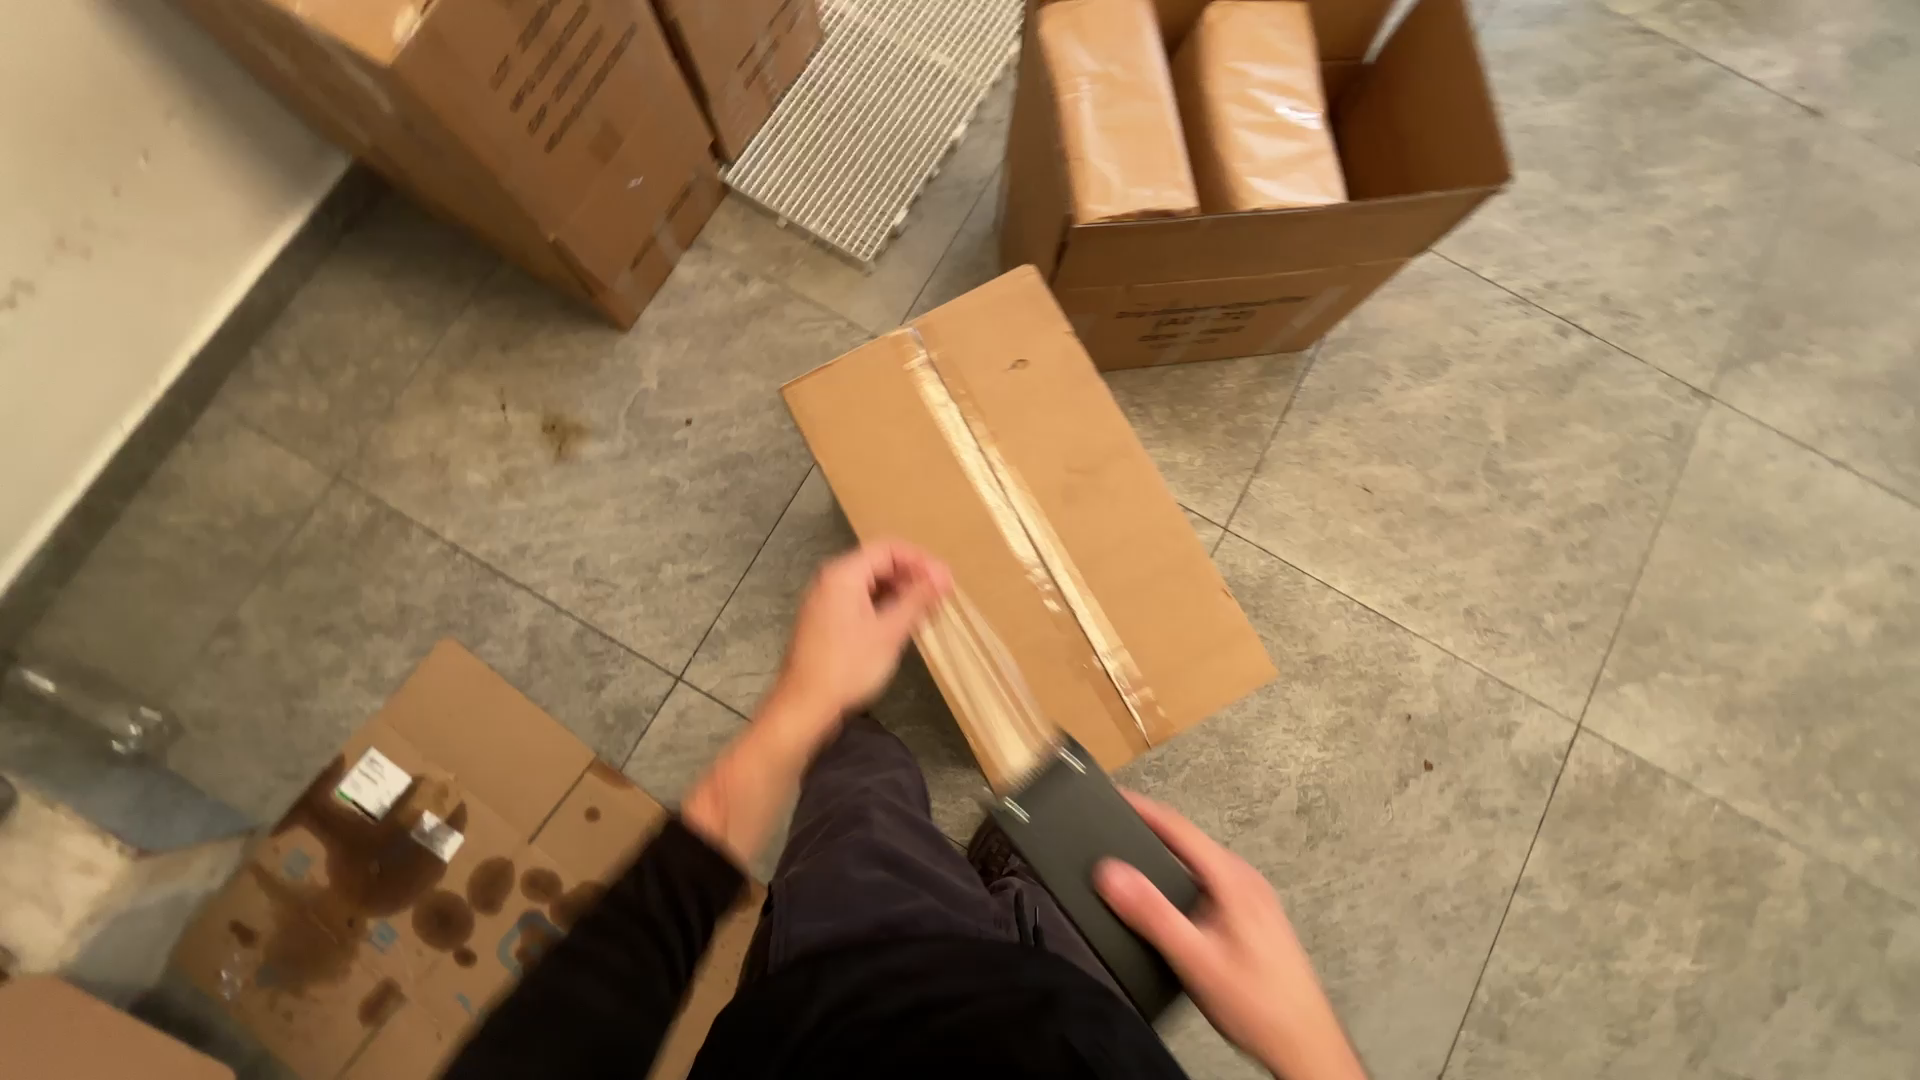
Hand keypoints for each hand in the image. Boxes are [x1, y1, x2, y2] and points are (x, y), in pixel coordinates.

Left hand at [772, 540, 952, 720]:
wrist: (804, 706)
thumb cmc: (848, 666)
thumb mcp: (890, 631)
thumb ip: (917, 599)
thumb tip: (943, 575)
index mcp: (844, 574)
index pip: (889, 548)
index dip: (921, 560)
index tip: (945, 581)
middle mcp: (831, 580)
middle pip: (879, 563)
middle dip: (912, 576)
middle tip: (940, 597)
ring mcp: (826, 600)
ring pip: (870, 584)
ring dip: (900, 593)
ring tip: (927, 612)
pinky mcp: (826, 620)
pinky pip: (860, 601)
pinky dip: (884, 607)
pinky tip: (902, 625)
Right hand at [1095, 793, 1366, 1079]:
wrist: (1307, 1047)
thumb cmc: (1258, 1005)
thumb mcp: (1194, 958)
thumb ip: (1151, 913)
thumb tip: (1111, 872)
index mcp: (1232, 878)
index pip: (1178, 826)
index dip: (1142, 808)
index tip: (1114, 796)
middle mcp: (1246, 879)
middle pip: (1189, 840)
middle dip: (1151, 829)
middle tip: (1116, 826)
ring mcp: (1254, 897)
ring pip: (1201, 861)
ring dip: (1168, 854)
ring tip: (1136, 857)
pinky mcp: (1255, 916)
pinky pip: (1211, 880)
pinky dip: (1183, 876)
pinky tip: (1172, 899)